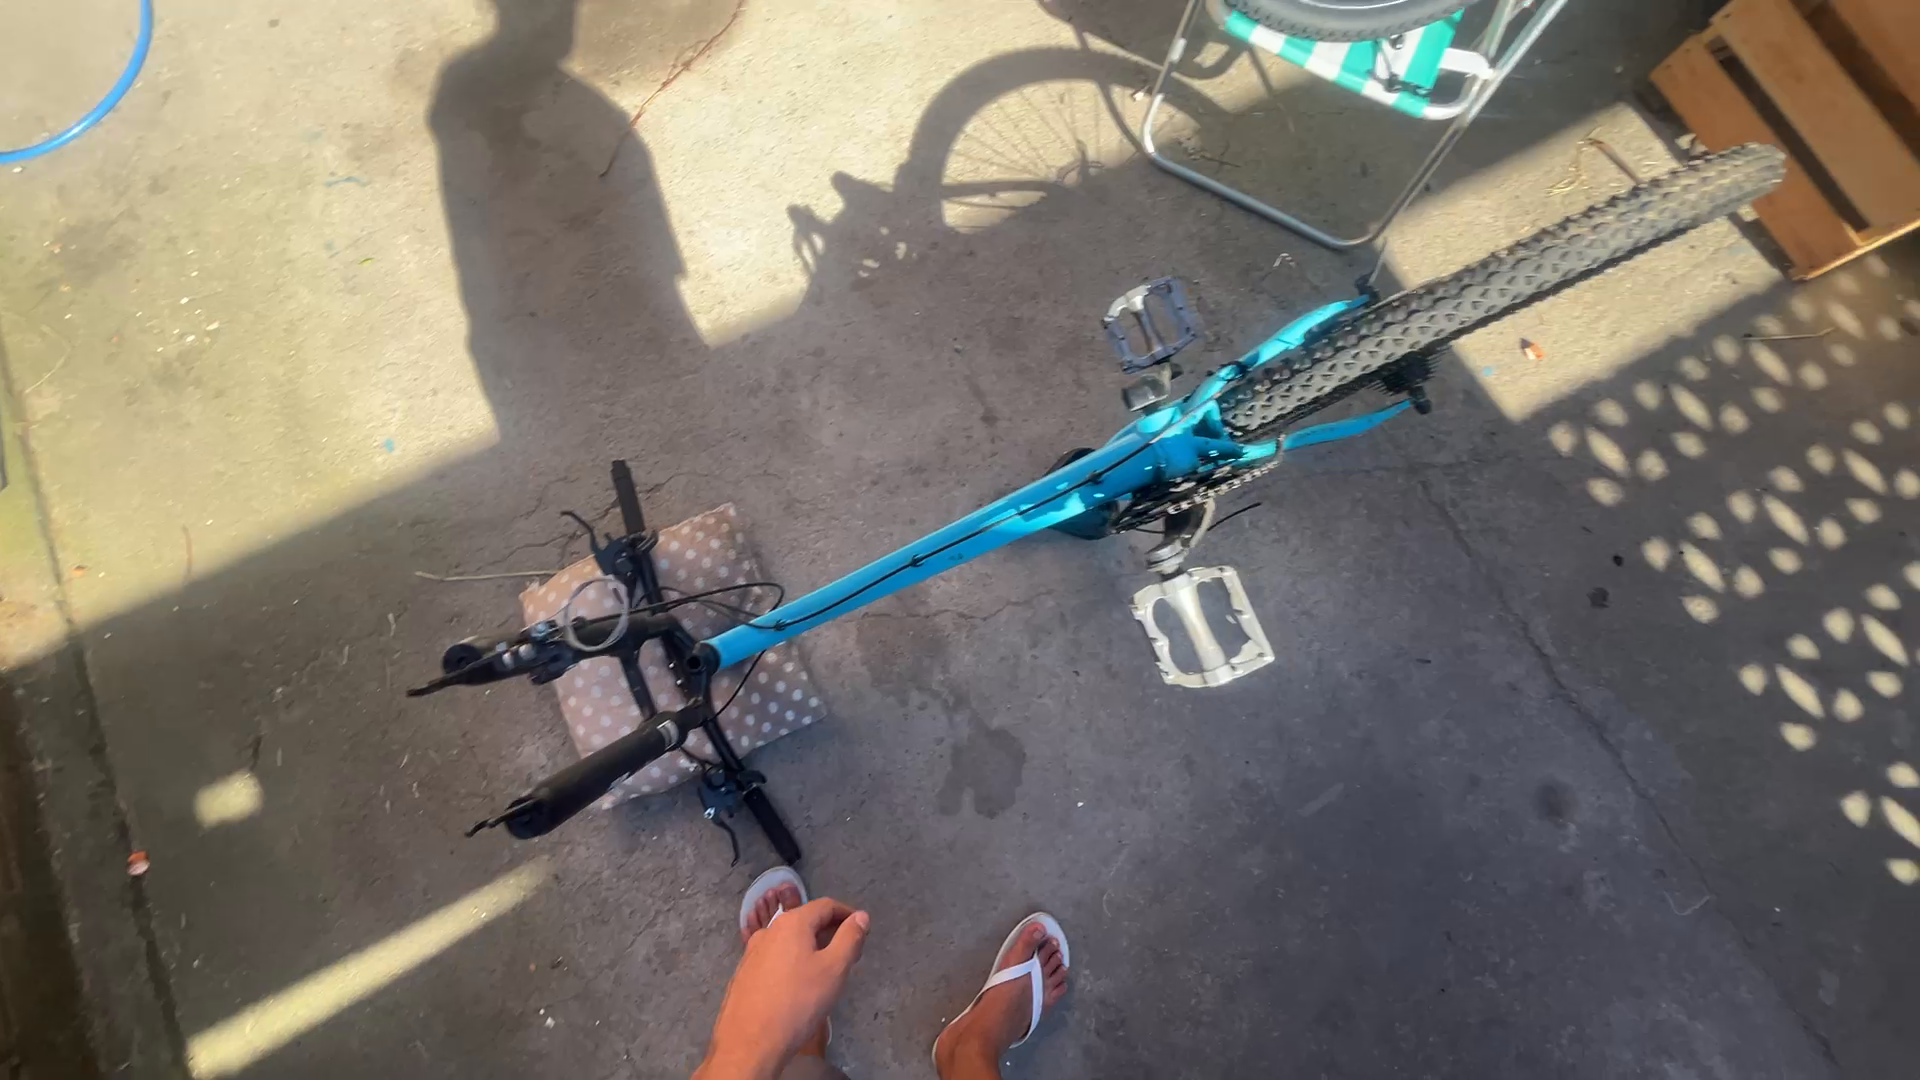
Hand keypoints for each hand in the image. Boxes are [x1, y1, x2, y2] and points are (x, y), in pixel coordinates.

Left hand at [695, 898, 869, 1078]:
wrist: (747, 1046)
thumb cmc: (796, 1003)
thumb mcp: (834, 970)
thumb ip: (850, 938)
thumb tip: (861, 916)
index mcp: (792, 923)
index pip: (826, 905)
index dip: (847, 914)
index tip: (862, 930)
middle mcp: (769, 930)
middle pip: (807, 921)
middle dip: (830, 932)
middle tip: (848, 954)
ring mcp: (752, 952)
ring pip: (789, 941)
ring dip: (810, 948)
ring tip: (824, 971)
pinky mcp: (744, 974)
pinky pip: (775, 958)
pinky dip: (792, 962)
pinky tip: (797, 986)